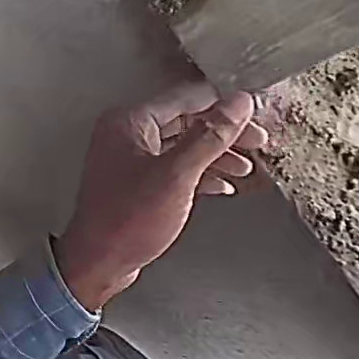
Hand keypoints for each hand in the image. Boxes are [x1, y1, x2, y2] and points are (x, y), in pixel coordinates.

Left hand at [55, 81, 267, 309]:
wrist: (99, 260)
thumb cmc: (128, 219)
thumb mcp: (177, 175)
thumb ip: (210, 137)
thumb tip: (239, 103)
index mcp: (128, 121)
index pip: (185, 97)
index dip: (224, 104)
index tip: (256, 113)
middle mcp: (124, 134)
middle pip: (184, 120)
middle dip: (223, 132)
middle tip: (259, 142)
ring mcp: (127, 158)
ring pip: (180, 145)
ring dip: (214, 154)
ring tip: (245, 167)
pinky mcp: (134, 181)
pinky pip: (171, 166)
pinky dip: (197, 173)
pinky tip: (221, 185)